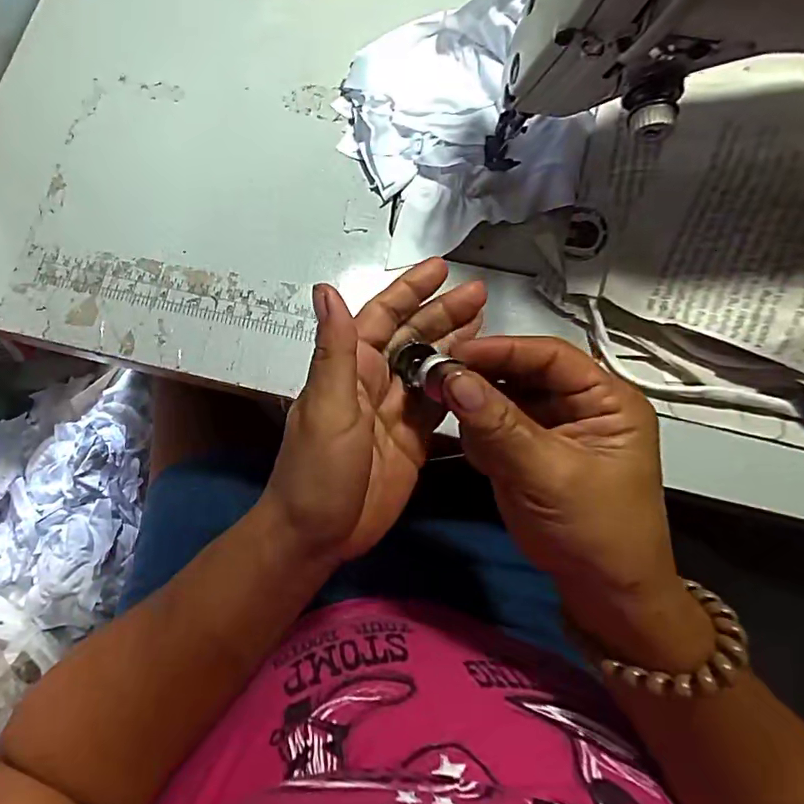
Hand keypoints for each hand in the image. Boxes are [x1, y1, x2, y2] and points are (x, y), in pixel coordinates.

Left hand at [262, 259, 485, 562]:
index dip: (410, 290)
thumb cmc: (316, 469)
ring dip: (454, 342)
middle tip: (480, 294)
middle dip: (443, 312)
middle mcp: (373, 381)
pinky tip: (480, 371)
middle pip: (412, 336)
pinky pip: (438, 403)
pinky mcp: (412, 439)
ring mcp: (394, 411)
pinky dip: (458, 385)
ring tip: (486, 321)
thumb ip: (335, 349)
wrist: (318, 534)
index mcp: (350, 367)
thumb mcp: (328, 406)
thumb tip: (325, 289)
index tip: (441, 268)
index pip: (382, 316)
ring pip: (428, 366)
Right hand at [440, 336, 713, 668]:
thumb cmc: (595, 532)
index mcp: (606, 399)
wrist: (603, 596)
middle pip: (521, 372)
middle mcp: (579, 404)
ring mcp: (552, 427)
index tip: (453, 356)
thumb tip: (451, 378)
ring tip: (456, 422)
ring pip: (502, 397)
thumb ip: (498, 424)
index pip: (549, 355)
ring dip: (477, 408)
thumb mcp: (547, 473)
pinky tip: (478, 455)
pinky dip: (478, 434)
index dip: (501, 350)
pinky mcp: (528, 449)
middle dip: (482, 379)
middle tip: (438, 382)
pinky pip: (494, 425)